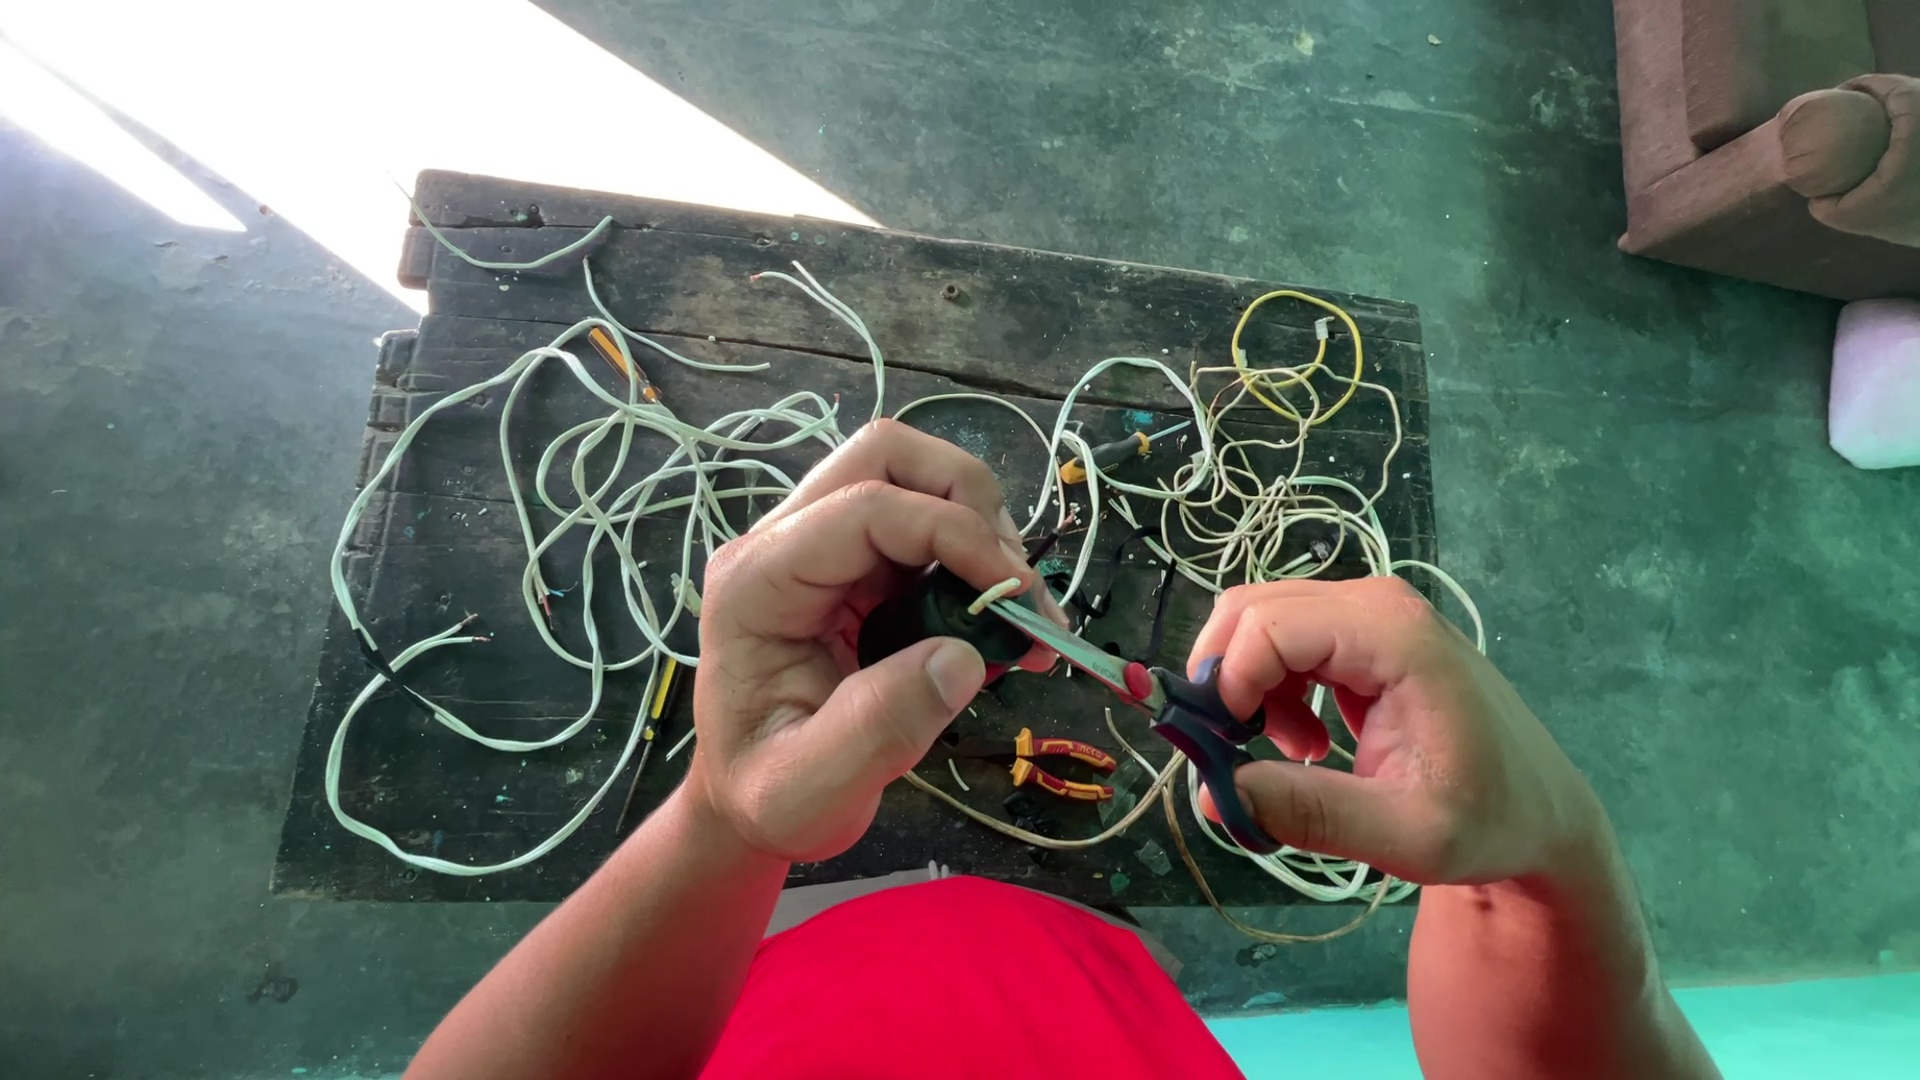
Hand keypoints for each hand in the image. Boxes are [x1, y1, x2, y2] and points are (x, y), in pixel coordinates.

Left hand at [687, 419, 1054, 861]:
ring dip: (983, 525)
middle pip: (887, 456)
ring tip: (1018, 608)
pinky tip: (997, 615)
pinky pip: (927, 522)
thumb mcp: (807, 790)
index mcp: (758, 581)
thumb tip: (963, 655)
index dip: (956, 536)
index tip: (1018, 602)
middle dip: (970, 501)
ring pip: (914, 477)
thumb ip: (878, 727)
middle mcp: (784, 542)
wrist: (748, 795)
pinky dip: (977, 554)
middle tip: (1015, 585)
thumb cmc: (765, 794)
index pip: (867, 508)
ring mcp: (822, 545)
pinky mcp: (857, 563)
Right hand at [1190, 577, 1602, 885]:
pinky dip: (1264, 684)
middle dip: (1224, 678)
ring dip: (1244, 685)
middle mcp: (1373, 601)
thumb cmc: (1487, 819)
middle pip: (1251, 611)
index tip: (1228, 744)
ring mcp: (1363, 608)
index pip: (1269, 626)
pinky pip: (1275, 635)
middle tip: (1234, 743)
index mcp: (1394, 634)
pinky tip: (1302, 735)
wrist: (1538, 807)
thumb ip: (1311, 813)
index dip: (1230, 681)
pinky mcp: (1354, 627)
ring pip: (1254, 620)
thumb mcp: (1407, 836)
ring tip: (1286, 748)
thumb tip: (1209, 794)